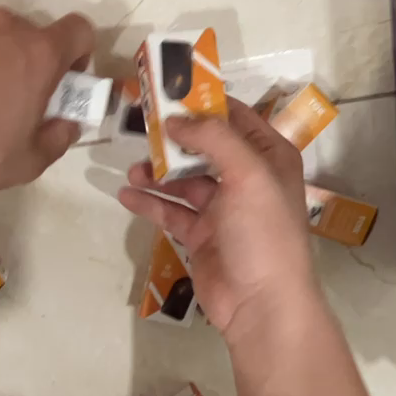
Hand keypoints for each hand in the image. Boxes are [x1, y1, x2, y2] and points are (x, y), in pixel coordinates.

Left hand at [0, 7, 95, 196]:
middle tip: (10, 98)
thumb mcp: (30, 162)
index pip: (78, 31)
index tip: (63, 80)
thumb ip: (58, 138)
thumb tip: (66, 124)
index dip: (77, 54)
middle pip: (28, 34)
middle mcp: (4, 25)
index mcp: (39, 55)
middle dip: (27, 60)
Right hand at [118, 103, 319, 338]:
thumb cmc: (263, 233)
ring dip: (158, 173)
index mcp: (268, 157)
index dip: (203, 104)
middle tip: (141, 129)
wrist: (261, 303)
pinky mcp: (201, 236)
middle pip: (204, 148)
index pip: (234, 118)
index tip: (168, 92)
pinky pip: (171, 212)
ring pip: (184, 181)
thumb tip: (175, 120)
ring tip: (132, 170)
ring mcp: (222, 210)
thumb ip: (213, 139)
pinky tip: (127, 195)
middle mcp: (246, 179)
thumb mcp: (247, 174)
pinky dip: (150, 203)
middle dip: (174, 140)